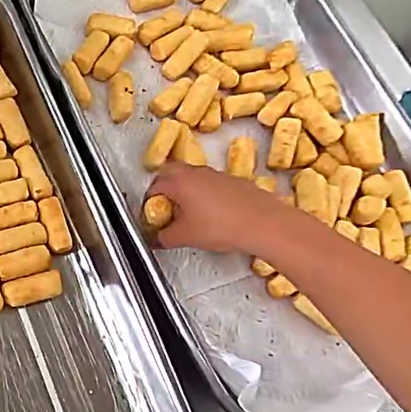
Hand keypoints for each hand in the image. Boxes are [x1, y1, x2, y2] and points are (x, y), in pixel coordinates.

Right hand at [145, 163, 297, 254]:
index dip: (148, 202)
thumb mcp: (184, 237)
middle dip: (163, 189)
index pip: (153, 187)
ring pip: (191, 176)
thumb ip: (164, 237)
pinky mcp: (232, 181)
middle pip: (171, 173)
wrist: (262, 223)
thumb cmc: (220, 226)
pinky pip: (209, 183)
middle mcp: (195, 172)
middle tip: (164, 208)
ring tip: (187, 212)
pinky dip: (203, 193)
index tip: (150, 216)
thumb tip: (157, 239)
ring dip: (184, 189)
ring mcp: (216, 174)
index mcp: (178, 182)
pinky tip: (210, 213)